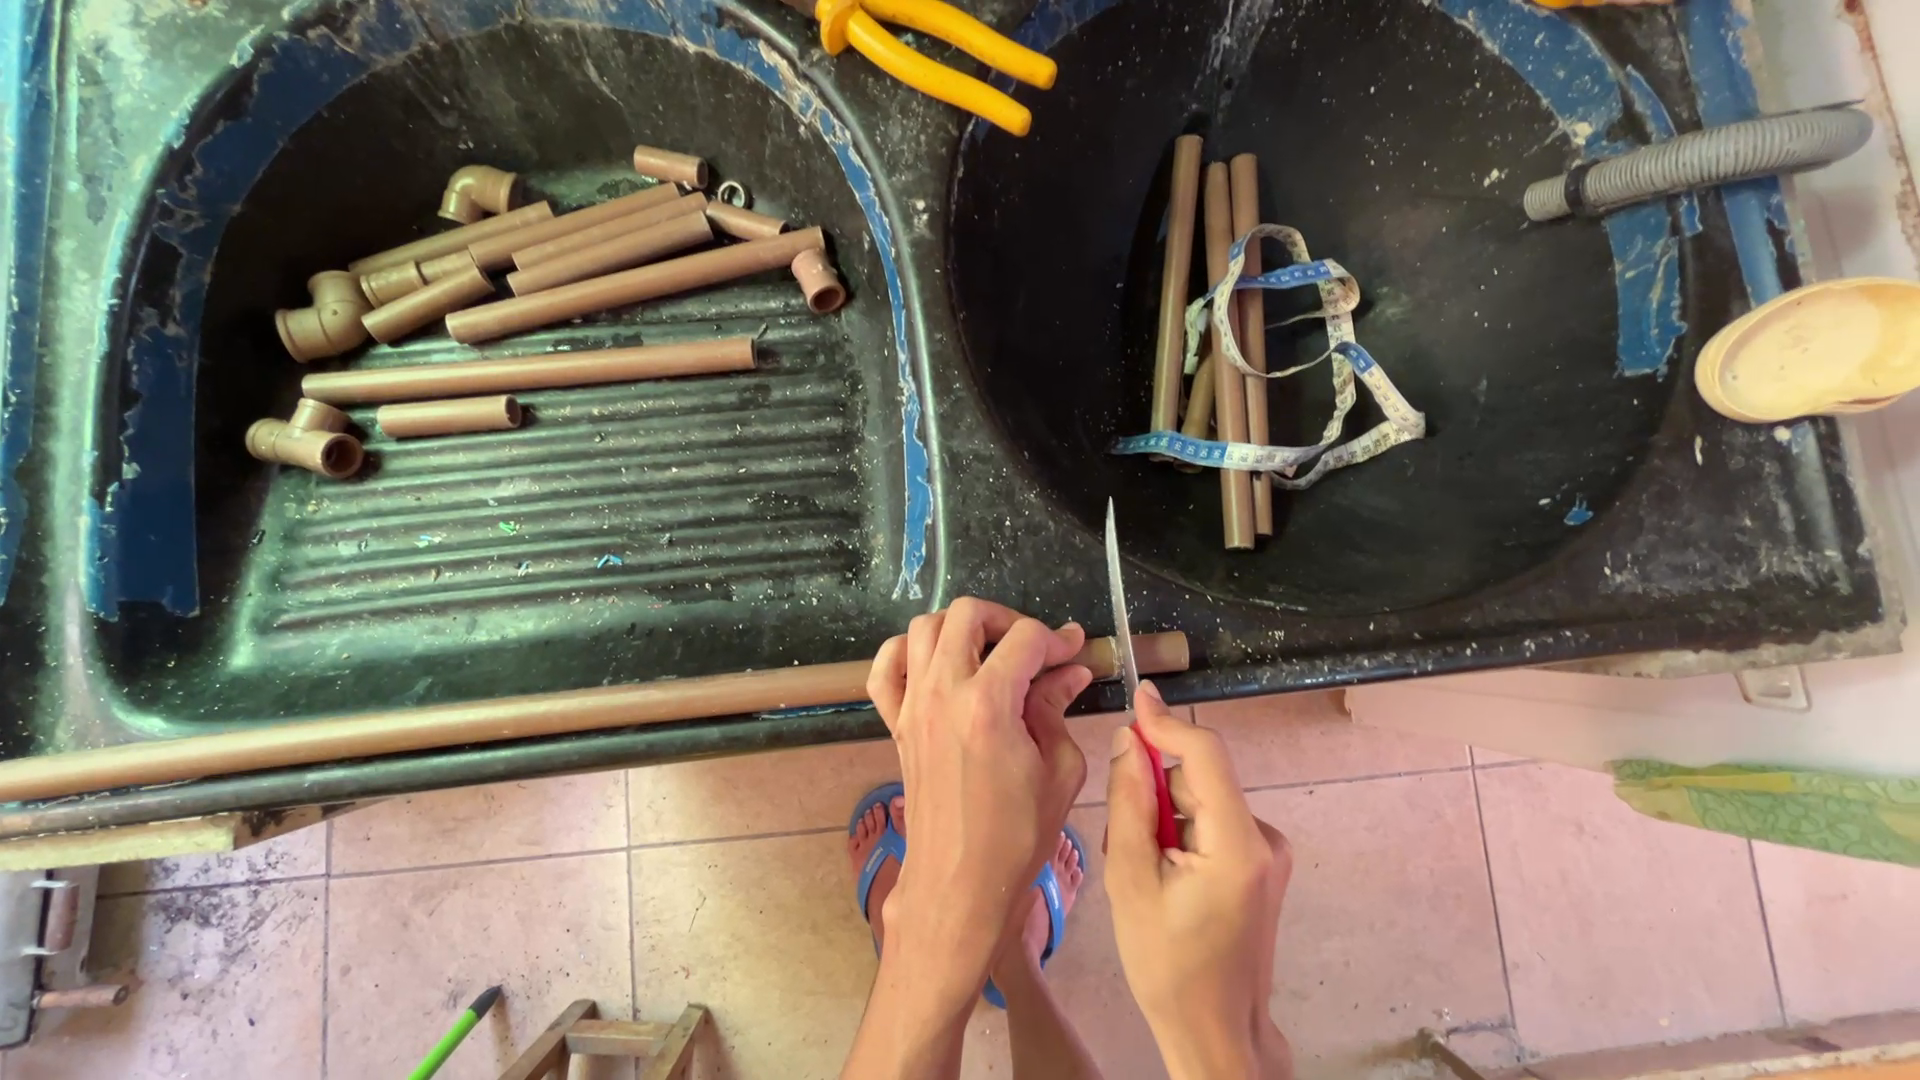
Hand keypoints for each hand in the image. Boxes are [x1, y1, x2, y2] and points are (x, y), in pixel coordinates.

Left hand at [864, 598, 1091, 993]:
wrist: (960, 884)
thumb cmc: (1018, 836)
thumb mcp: (1058, 770)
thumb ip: (1056, 708)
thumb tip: (1069, 671)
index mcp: (988, 704)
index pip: (1025, 638)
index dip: (1057, 639)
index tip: (1074, 652)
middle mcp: (942, 692)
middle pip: (966, 614)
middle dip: (1007, 619)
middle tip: (1032, 649)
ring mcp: (912, 705)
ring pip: (923, 628)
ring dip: (959, 628)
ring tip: (988, 652)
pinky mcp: (895, 723)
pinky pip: (886, 668)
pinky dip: (906, 652)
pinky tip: (934, 665)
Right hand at [1105, 682, 1293, 1079]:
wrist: (1215, 1032)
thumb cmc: (1165, 964)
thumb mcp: (1130, 879)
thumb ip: (1130, 802)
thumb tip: (1129, 739)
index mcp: (1238, 843)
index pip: (1204, 754)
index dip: (1166, 722)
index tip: (1135, 696)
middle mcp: (1264, 837)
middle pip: (1199, 777)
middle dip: (1155, 788)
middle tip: (1122, 835)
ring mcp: (1269, 852)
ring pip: (1201, 799)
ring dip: (1165, 814)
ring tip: (1142, 866)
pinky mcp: (1263, 864)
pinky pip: (1212, 821)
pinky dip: (1182, 832)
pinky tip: (1165, 874)